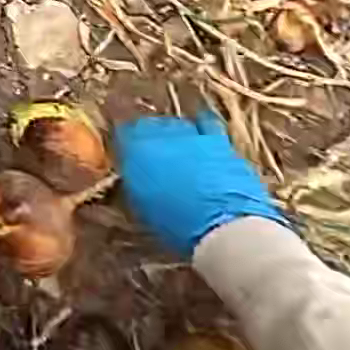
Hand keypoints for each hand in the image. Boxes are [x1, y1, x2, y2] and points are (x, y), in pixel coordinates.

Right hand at [114, 110, 285, 256]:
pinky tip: (201, 135)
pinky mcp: (218, 140)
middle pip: (150, 125)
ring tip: (179, 146)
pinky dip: (201, 126)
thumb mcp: (142, 204)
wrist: (225, 227)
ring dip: (175, 132)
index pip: (124, 132)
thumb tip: (133, 170)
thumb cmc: (177, 224)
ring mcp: (190, 134)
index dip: (127, 141)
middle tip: (154, 153)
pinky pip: (206, 122)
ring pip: (176, 123)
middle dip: (150, 136)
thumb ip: (135, 179)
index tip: (129, 151)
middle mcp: (159, 135)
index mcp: (136, 150)